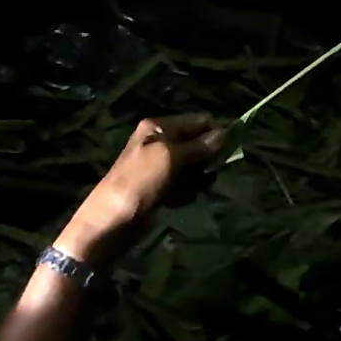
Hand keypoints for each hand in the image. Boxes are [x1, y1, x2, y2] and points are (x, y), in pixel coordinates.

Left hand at [57, 114, 228, 266]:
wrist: (113, 220)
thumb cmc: (140, 182)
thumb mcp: (171, 158)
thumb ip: (199, 146)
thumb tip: (226, 132)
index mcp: (159, 127)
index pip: (198, 121)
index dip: (215, 134)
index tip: (228, 152)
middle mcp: (161, 142)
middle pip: (199, 145)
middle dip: (206, 162)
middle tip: (203, 177)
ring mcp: (161, 166)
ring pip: (195, 168)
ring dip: (196, 181)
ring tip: (184, 192)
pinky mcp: (162, 187)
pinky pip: (186, 185)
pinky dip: (186, 193)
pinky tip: (176, 201)